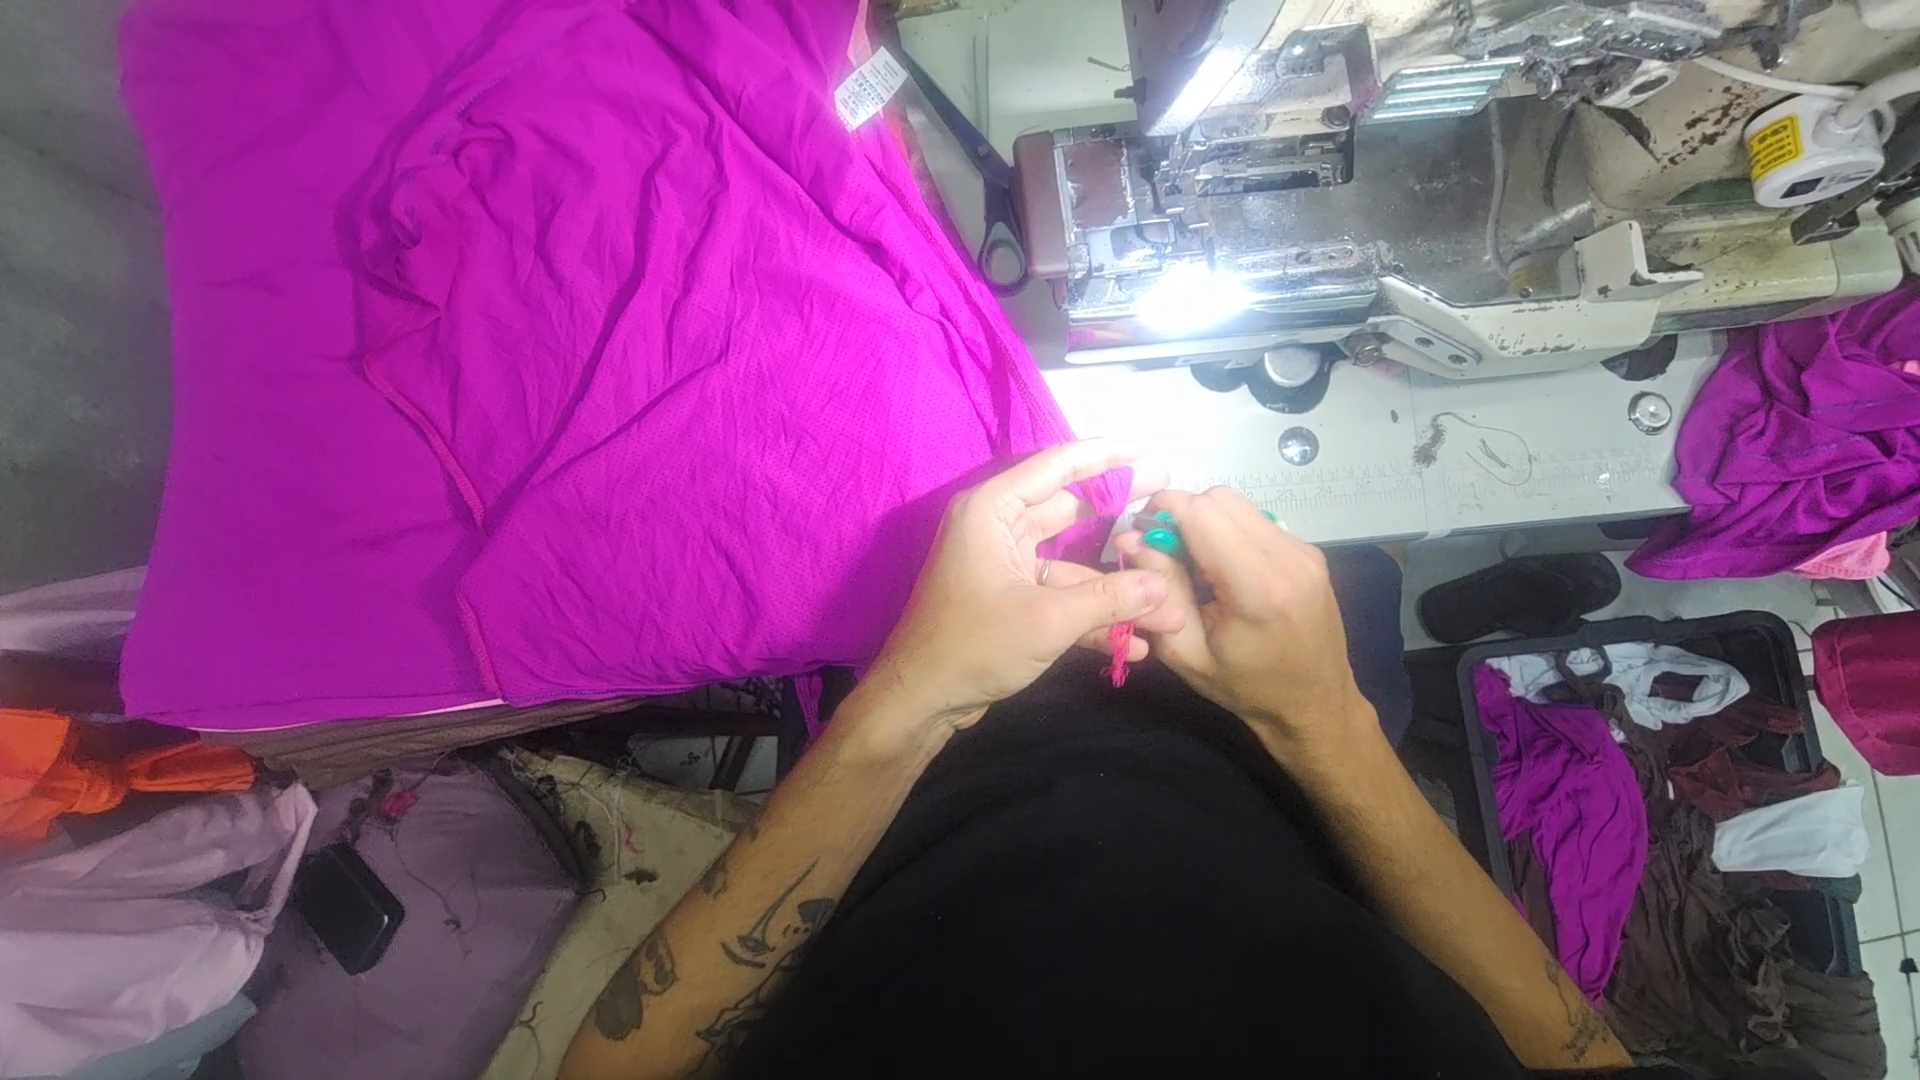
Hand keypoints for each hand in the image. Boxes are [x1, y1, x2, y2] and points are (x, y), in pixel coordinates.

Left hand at [860, 439, 1181, 733]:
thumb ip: (1109, 598)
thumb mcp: (1048, 619)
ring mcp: (1004, 566)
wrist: (921, 700)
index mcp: (992, 510)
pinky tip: (1134, 643)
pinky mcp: (1011, 601)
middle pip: (1069, 509)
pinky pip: (1059, 596)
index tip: (1145, 450)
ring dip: (1114, 585)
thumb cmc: (974, 645)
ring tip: (1168, 598)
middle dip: (1119, 512)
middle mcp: (997, 528)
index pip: (1056, 466)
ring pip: (1070, 562)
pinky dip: (1091, 616)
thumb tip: (1162, 586)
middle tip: (1167, 500)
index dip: (1104, 456)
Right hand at [1117, 487, 1375, 761]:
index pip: (1202, 513)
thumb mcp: (1185, 651)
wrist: (1315, 705)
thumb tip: (1130, 537)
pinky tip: (1222, 569)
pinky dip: (1227, 532)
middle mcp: (1288, 558)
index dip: (1163, 511)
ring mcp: (1304, 551)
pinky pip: (1255, 520)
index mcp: (1257, 587)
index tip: (1141, 534)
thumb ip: (1160, 588)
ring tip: (1194, 565)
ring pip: (1237, 505)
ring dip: (1205, 523)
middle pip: (1218, 499)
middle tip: (1164, 552)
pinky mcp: (1309, 552)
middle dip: (1182, 515)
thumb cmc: (1245, 687)